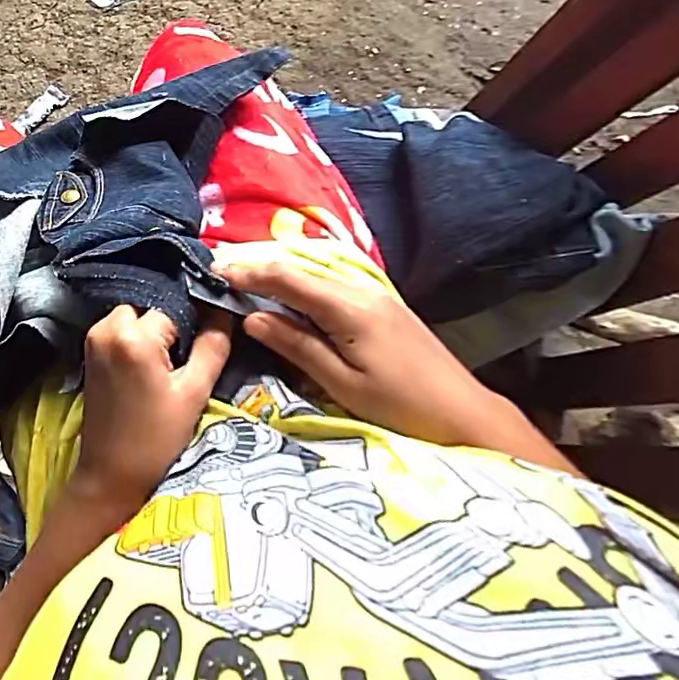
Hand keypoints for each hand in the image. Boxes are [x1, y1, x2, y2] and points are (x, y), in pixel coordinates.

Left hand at [74, 306, 232, 510]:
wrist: (111, 474)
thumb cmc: (156, 438)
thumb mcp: (194, 392)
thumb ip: (213, 346)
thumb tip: (224, 311)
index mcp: (132, 336)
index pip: (175, 309)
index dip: (194, 326)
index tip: (201, 350)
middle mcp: (106, 328)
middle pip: (153, 307)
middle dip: (170, 328)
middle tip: (180, 363)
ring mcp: (94, 339)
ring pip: (136, 316)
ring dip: (152, 333)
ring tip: (164, 368)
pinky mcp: (89, 351)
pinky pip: (120, 329)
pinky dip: (136, 339)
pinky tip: (147, 370)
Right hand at [218, 262, 574, 472]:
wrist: (464, 412)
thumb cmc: (401, 405)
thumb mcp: (342, 382)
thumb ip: (296, 345)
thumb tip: (252, 317)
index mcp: (348, 307)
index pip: (287, 277)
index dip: (248, 272)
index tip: (214, 272)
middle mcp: (359, 289)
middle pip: (299, 268)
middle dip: (258, 267)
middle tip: (221, 271)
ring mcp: (373, 294)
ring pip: (314, 274)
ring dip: (277, 275)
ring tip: (243, 280)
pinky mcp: (380, 304)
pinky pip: (329, 285)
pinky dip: (300, 286)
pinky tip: (285, 295)